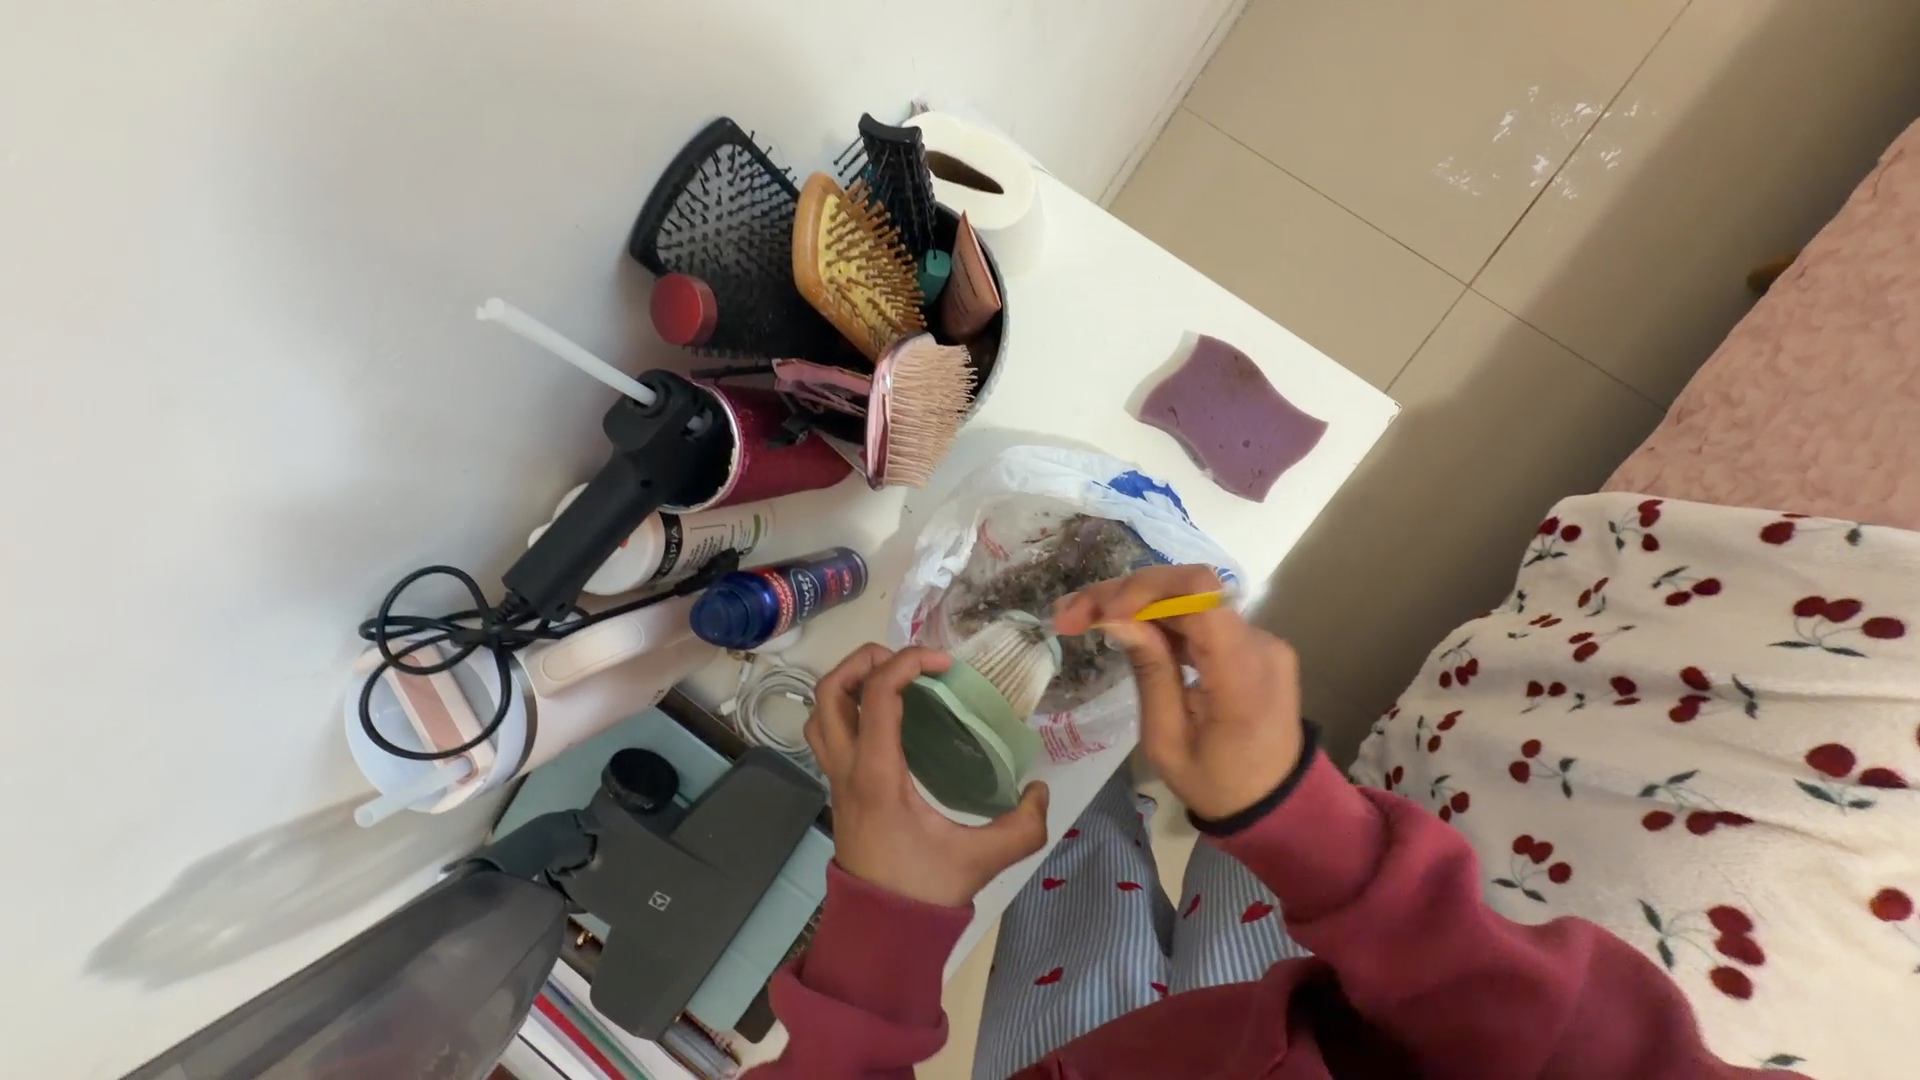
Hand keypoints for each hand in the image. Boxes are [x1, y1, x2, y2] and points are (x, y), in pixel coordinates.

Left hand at [805, 644, 1050, 906]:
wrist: (881, 931)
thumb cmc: (925, 891)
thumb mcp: (982, 859)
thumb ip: (1023, 826)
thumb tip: (1040, 790)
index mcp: (877, 774)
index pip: (875, 694)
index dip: (907, 662)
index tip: (943, 663)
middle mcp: (848, 767)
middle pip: (830, 690)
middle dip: (866, 659)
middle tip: (909, 662)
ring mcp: (836, 776)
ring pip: (820, 709)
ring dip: (850, 681)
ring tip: (894, 679)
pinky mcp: (838, 786)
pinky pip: (828, 731)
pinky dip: (849, 707)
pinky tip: (888, 717)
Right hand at [1051, 565, 1305, 820]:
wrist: (1275, 803)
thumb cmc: (1216, 783)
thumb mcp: (1167, 741)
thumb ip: (1150, 673)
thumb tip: (1117, 619)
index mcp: (1242, 672)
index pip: (1199, 593)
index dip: (1144, 590)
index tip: (1102, 614)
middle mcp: (1259, 642)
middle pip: (1186, 590)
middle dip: (1123, 595)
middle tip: (1069, 614)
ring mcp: (1259, 639)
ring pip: (1188, 598)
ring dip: (1133, 602)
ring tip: (1080, 616)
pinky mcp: (1250, 642)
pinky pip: (1199, 615)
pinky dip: (1156, 615)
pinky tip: (1118, 624)